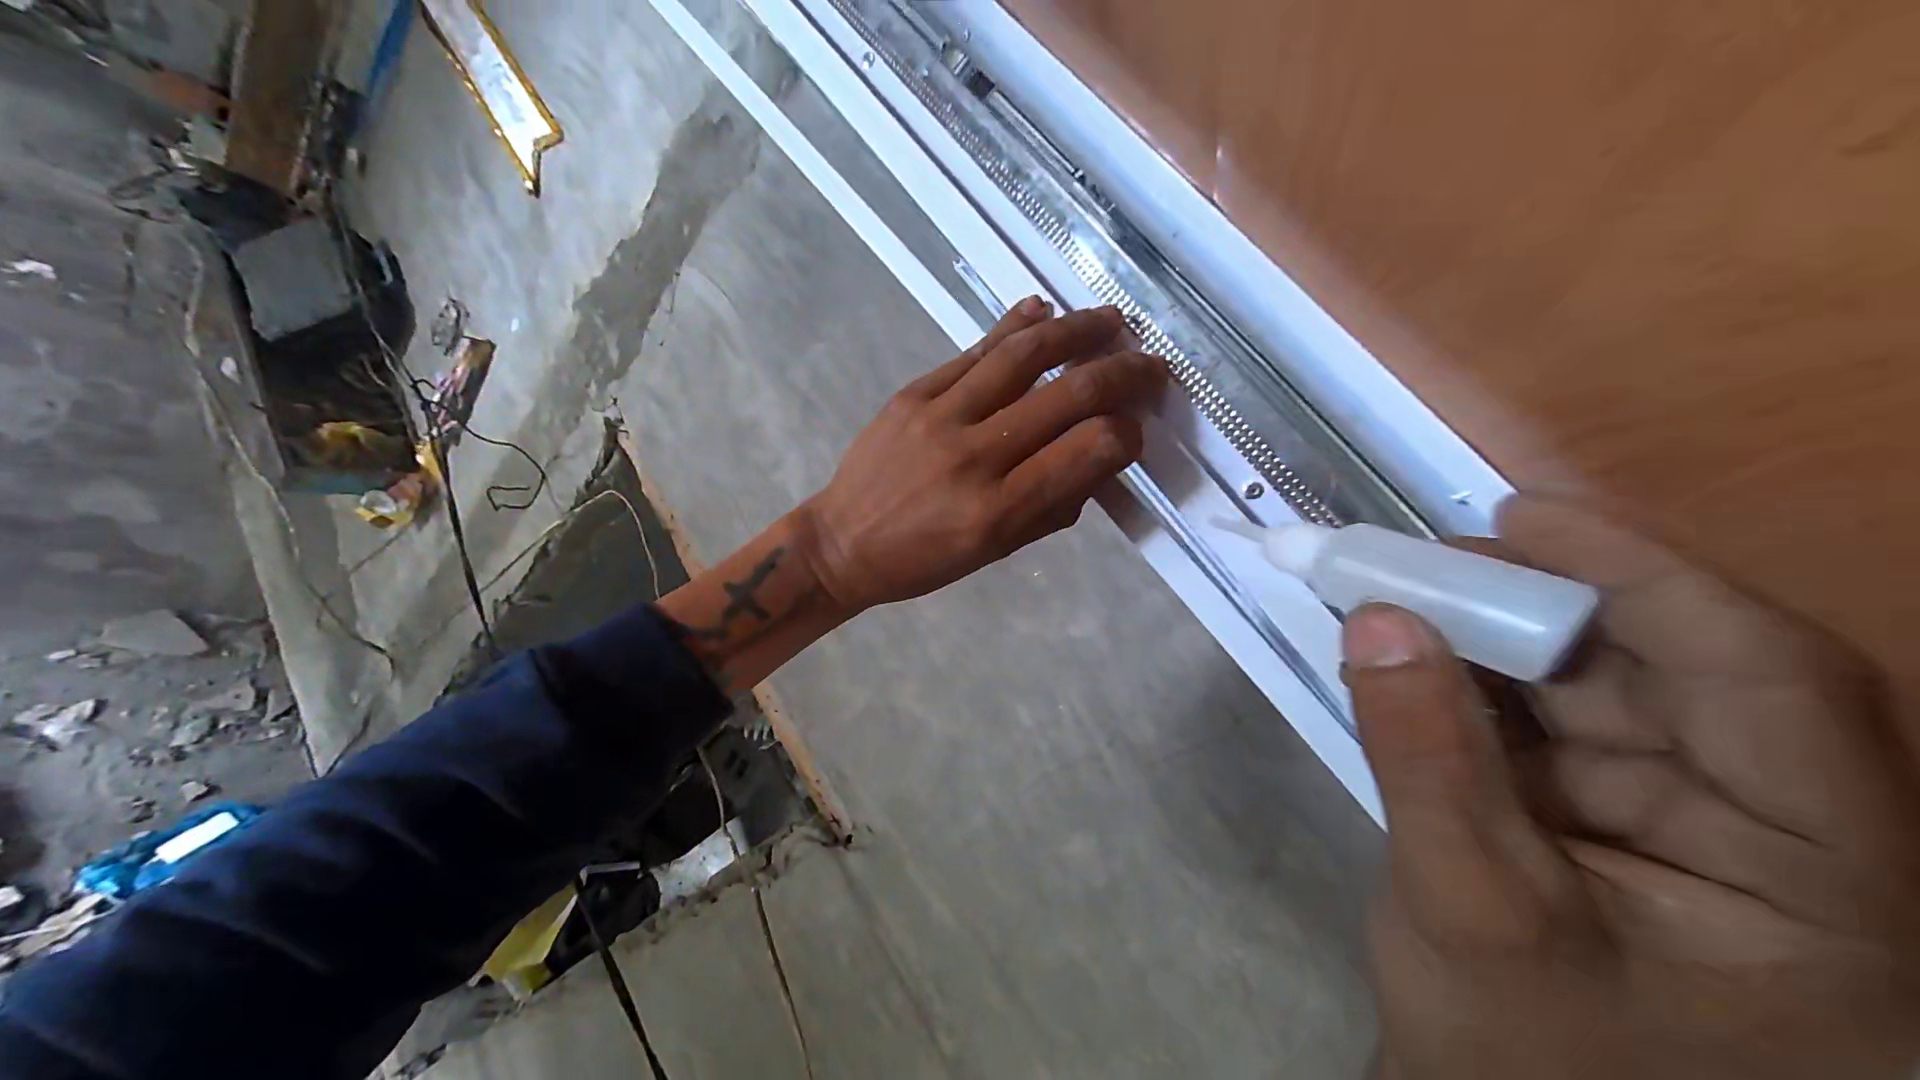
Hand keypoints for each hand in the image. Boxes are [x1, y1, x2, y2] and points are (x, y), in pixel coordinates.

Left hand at [793, 299, 1166, 613]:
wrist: (842, 543)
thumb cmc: (925, 561)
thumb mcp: (996, 552)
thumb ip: (1054, 506)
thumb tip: (1101, 456)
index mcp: (999, 510)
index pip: (1086, 451)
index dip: (1125, 434)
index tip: (1136, 429)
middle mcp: (974, 457)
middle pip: (1066, 396)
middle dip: (1122, 374)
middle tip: (1151, 365)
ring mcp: (940, 417)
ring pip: (1022, 357)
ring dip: (1075, 331)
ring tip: (1110, 319)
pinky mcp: (913, 394)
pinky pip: (974, 352)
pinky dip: (1013, 326)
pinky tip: (1042, 310)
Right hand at [1348, 494, 1919, 1079]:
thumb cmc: (1519, 1055)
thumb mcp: (1468, 906)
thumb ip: (1424, 756)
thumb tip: (1373, 618)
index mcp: (1830, 880)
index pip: (1770, 680)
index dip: (1645, 573)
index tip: (1518, 516)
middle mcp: (1778, 826)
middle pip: (1670, 666)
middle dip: (1536, 602)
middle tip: (1423, 563)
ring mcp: (1683, 813)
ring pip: (1590, 681)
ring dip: (1487, 635)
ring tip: (1394, 600)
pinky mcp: (1603, 806)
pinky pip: (1538, 714)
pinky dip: (1468, 677)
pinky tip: (1406, 655)